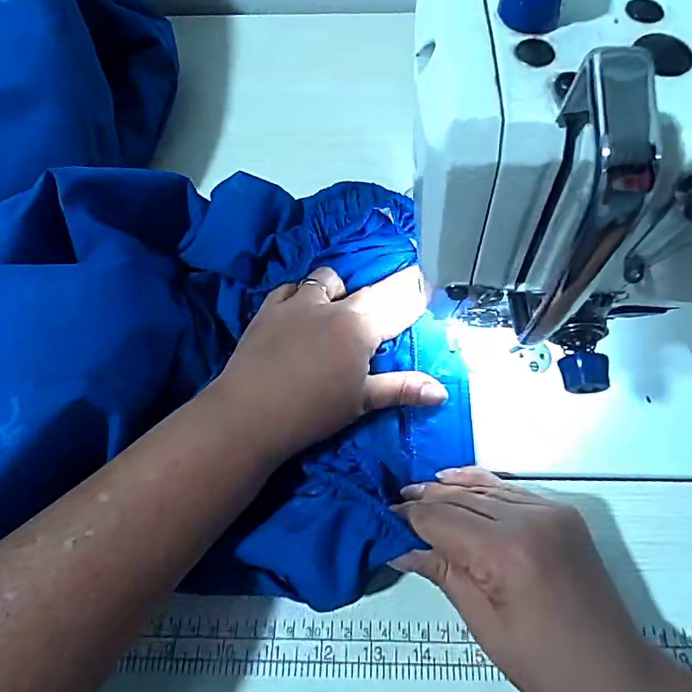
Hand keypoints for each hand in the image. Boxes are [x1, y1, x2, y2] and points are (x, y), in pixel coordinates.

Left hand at [205, 265, 447, 462]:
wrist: (249, 412)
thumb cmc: (313, 411)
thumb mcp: (361, 402)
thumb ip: (401, 389)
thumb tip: (441, 391)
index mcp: (360, 328)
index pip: (397, 302)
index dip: (414, 292)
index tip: (425, 285)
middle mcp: (332, 306)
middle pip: (367, 290)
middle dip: (384, 291)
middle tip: (390, 300)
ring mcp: (297, 303)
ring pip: (326, 279)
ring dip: (338, 289)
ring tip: (338, 309)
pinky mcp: (268, 308)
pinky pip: (291, 287)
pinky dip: (301, 293)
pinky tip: (301, 310)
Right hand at [391, 468, 650, 691]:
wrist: (619, 680)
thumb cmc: (548, 669)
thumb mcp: (484, 625)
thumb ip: (443, 573)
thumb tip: (402, 548)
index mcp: (508, 552)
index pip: (442, 519)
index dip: (410, 517)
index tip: (384, 517)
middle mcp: (531, 520)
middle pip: (461, 498)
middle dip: (426, 500)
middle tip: (393, 503)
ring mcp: (552, 512)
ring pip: (486, 487)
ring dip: (450, 489)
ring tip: (417, 492)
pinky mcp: (563, 513)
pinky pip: (511, 491)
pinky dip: (482, 487)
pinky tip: (458, 484)